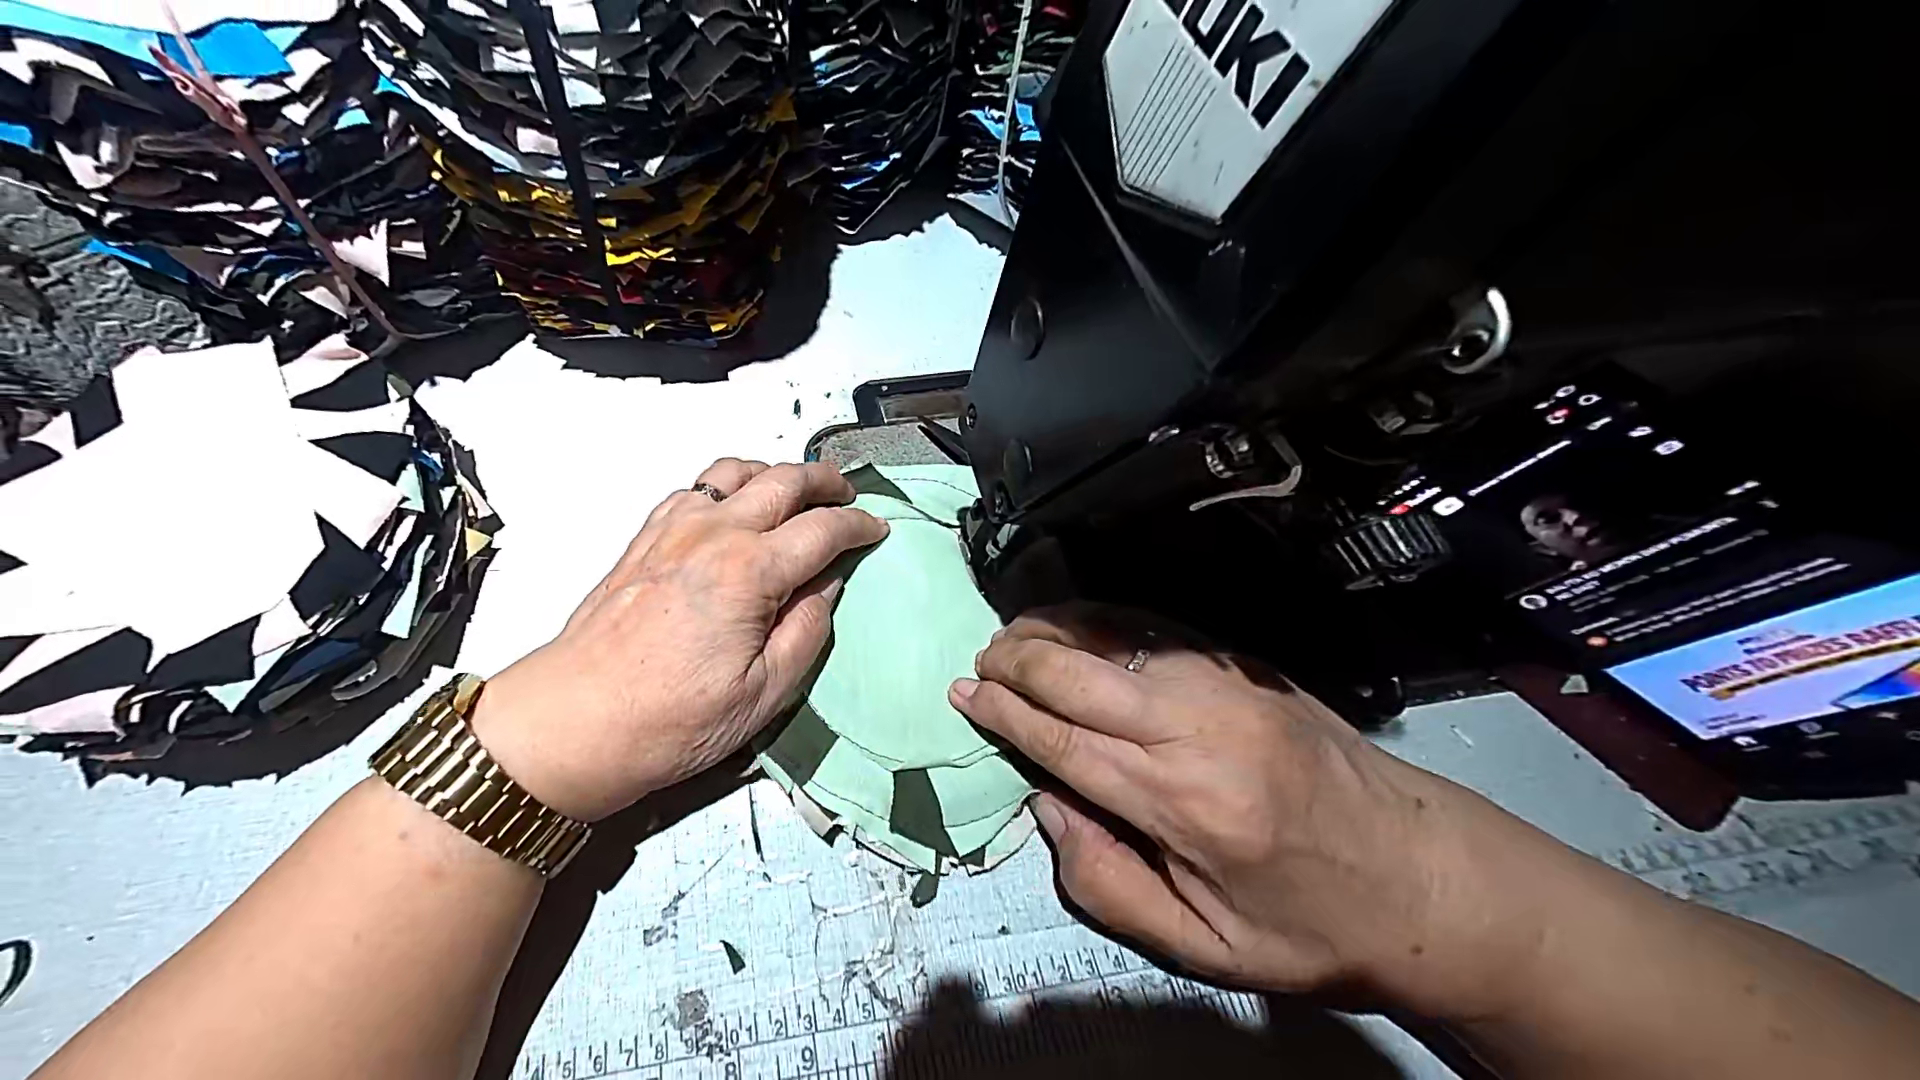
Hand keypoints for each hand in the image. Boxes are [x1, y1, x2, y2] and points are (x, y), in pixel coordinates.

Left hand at [472, 459, 887, 821]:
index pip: (822, 528)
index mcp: (749, 571)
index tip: (876, 528)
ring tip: (796, 492)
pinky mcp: (645, 539)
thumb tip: (827, 585)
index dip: (858, 525)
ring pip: (735, 471)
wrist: (571, 725)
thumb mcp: (766, 691)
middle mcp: (713, 534)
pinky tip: (735, 506)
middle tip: (847, 495)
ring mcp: (673, 530)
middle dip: (825, 481)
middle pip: (783, 481)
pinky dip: (728, 485)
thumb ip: (808, 628)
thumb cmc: (670, 719)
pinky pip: (694, 488)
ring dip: (775, 473)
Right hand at [948, 604, 1563, 1021]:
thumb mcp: (1206, 948)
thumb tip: (1046, 804)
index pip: (1064, 742)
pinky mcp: (1243, 666)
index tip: (964, 694)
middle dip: (1016, 662)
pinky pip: (1155, 627)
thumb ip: (1108, 884)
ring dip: (1052, 631)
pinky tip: (1074, 620)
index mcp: (1181, 805)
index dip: (1004, 714)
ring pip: (1113, 638)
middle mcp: (1196, 729)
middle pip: (1078, 676)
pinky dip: (1102, 619)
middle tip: (980, 660)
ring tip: (1011, 634)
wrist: (1424, 872)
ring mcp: (1224, 685)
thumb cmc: (1309, 922)